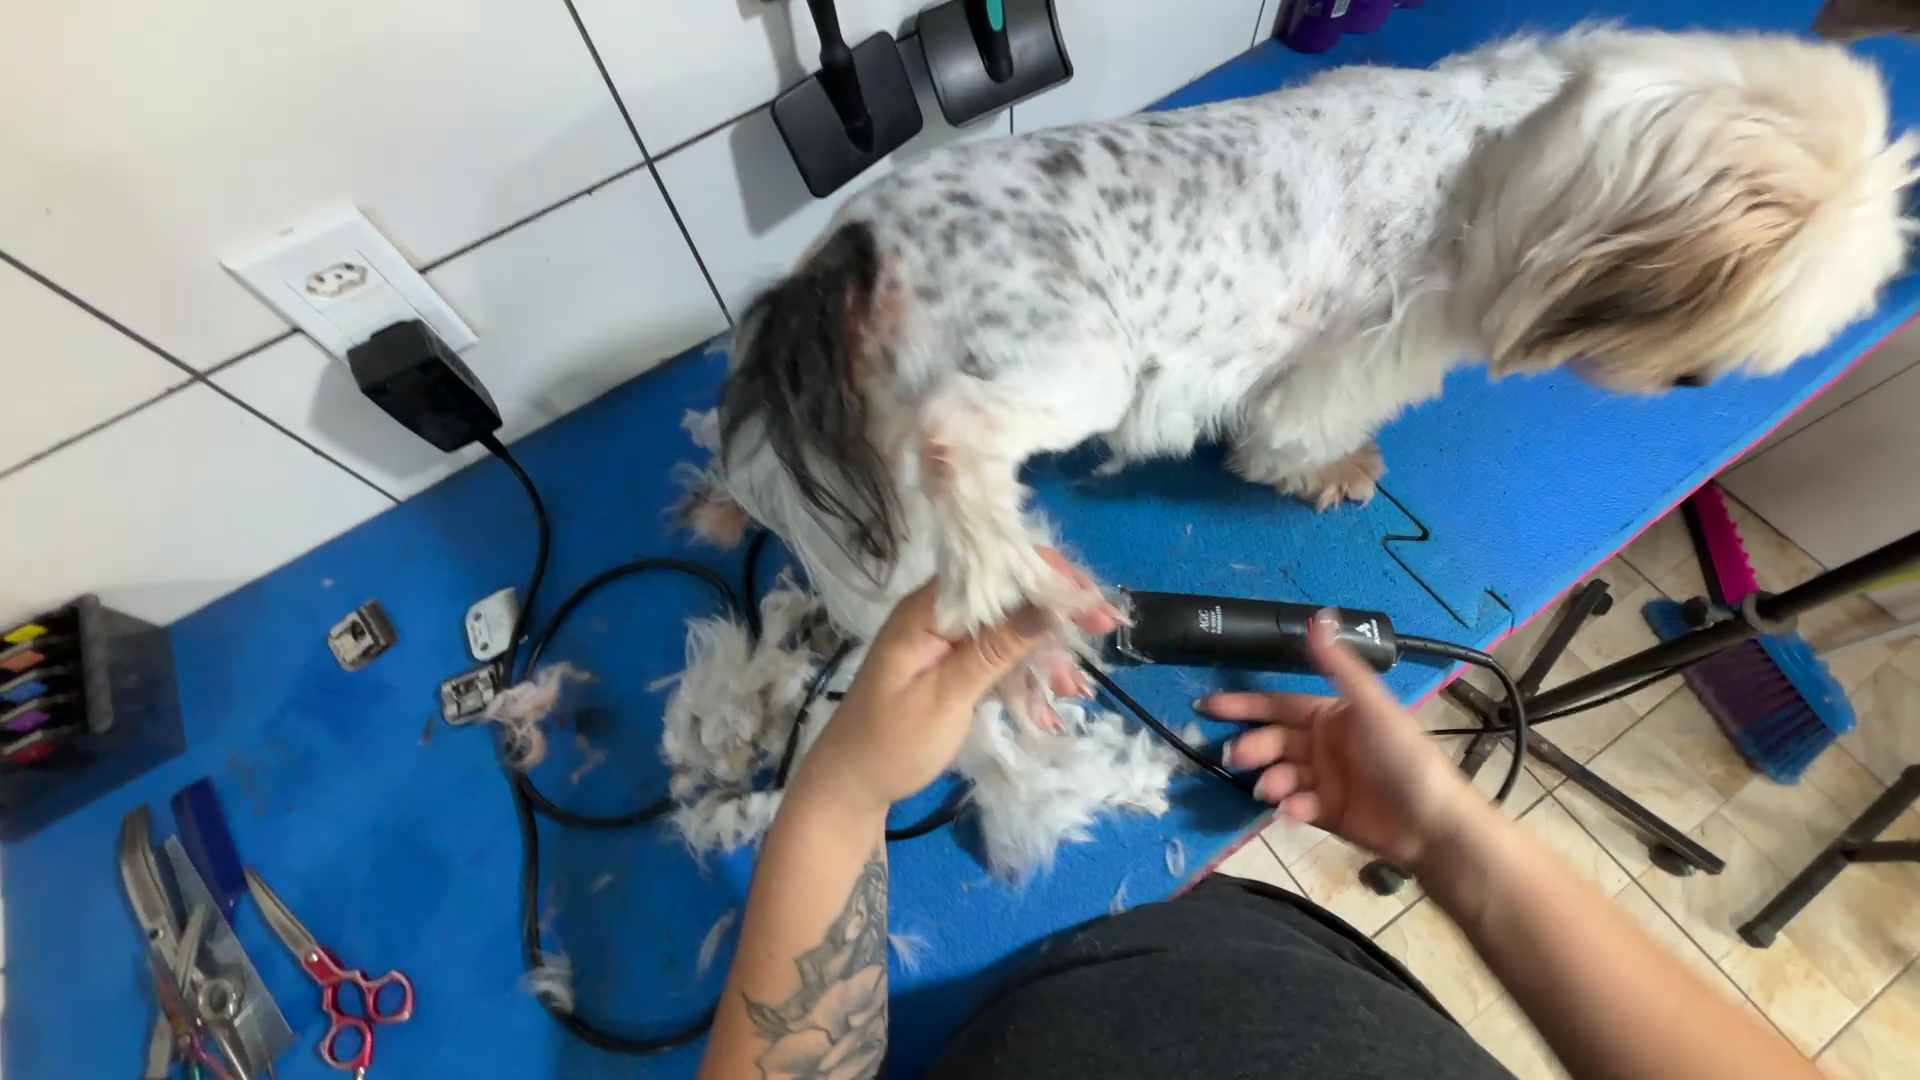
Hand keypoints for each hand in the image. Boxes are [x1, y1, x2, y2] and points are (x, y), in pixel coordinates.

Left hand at [795, 550, 1119, 818]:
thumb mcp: (947, 696)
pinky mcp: (954, 663)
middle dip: (1056, 609)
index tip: (1087, 598)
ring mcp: (947, 639)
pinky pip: (999, 653)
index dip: (1043, 574)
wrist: (851, 785)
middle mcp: (938, 614)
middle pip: (1007, 593)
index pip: (991, 569)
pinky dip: (1028, 669)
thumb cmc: (891, 743)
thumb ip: (995, 649)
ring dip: (1047, 647)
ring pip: (1009, 625)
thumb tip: (1047, 606)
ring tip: (1076, 682)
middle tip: (1105, 627)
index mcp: (927, 610)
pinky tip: (1056, 692)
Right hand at [1197, 611, 1482, 869]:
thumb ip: (1338, 664)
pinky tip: (1294, 810)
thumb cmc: (1404, 756)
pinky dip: (1290, 806)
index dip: (1242, 705)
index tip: (1206, 706)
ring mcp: (1321, 779)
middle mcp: (1321, 744)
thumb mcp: (1371, 703)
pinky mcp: (1325, 812)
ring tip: (1272, 790)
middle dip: (1251, 747)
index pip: (1275, 706)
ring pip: (1277, 773)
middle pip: (1271, 740)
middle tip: (1235, 756)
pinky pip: (1294, 804)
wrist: (1435, 824)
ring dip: (1269, 779)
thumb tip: (1318, 616)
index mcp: (1329, 715)